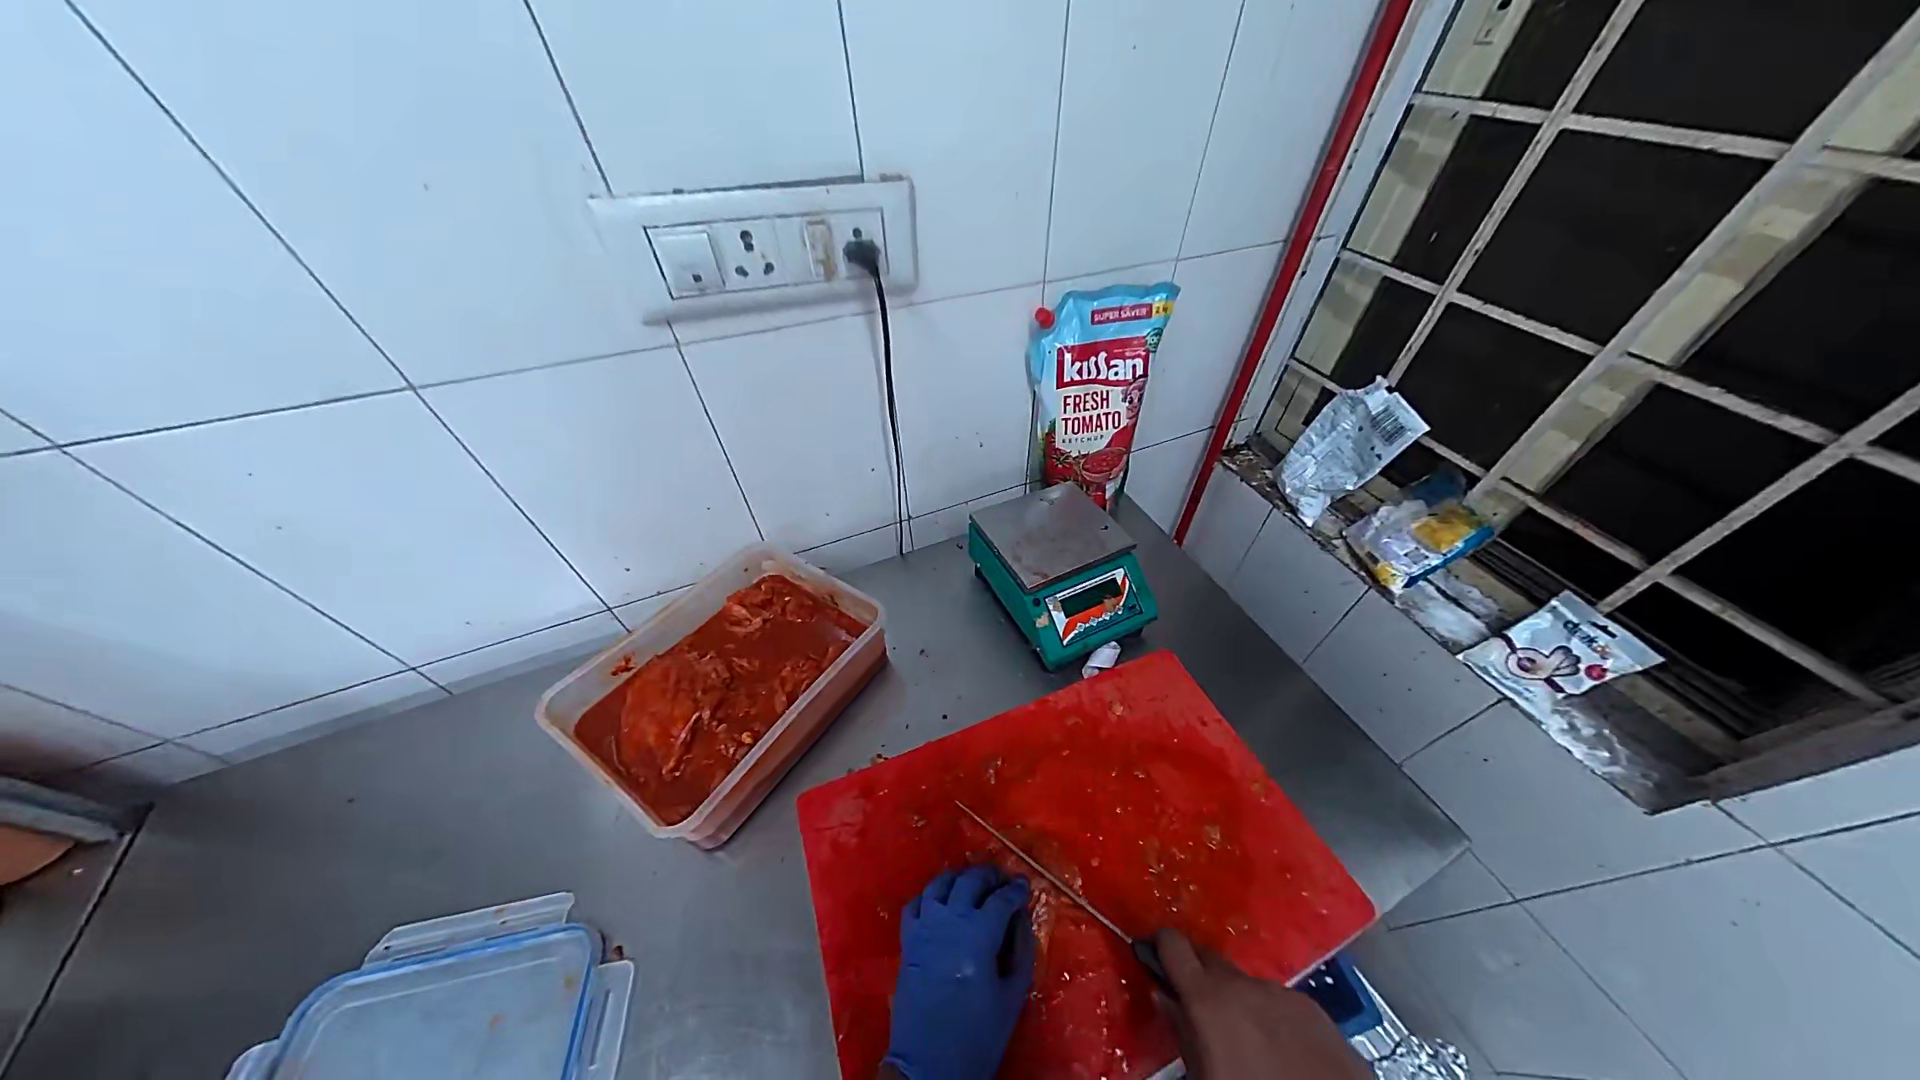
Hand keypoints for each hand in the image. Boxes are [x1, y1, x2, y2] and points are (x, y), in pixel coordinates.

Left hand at [882, 865, 1034, 1079]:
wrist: (928, 1065)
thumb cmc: (978, 1036)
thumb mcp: (1012, 997)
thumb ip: (1022, 950)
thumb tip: (1021, 917)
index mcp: (978, 936)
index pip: (1001, 899)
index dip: (1016, 889)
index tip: (1025, 884)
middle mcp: (949, 921)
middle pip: (970, 881)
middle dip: (989, 876)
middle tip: (1002, 880)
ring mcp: (924, 927)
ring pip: (940, 883)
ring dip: (960, 878)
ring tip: (973, 884)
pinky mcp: (907, 939)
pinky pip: (917, 903)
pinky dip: (931, 895)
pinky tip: (941, 901)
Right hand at [1158, 930, 1369, 1079]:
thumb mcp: (1203, 1079)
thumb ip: (1181, 1033)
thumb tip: (1165, 997)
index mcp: (1208, 999)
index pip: (1173, 944)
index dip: (1160, 945)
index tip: (1153, 955)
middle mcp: (1244, 984)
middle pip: (1209, 959)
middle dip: (1197, 974)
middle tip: (1195, 1007)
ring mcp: (1284, 995)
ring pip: (1247, 985)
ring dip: (1238, 1001)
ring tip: (1246, 1042)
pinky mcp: (1318, 1013)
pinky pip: (1282, 1005)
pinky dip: (1272, 1018)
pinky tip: (1282, 1054)